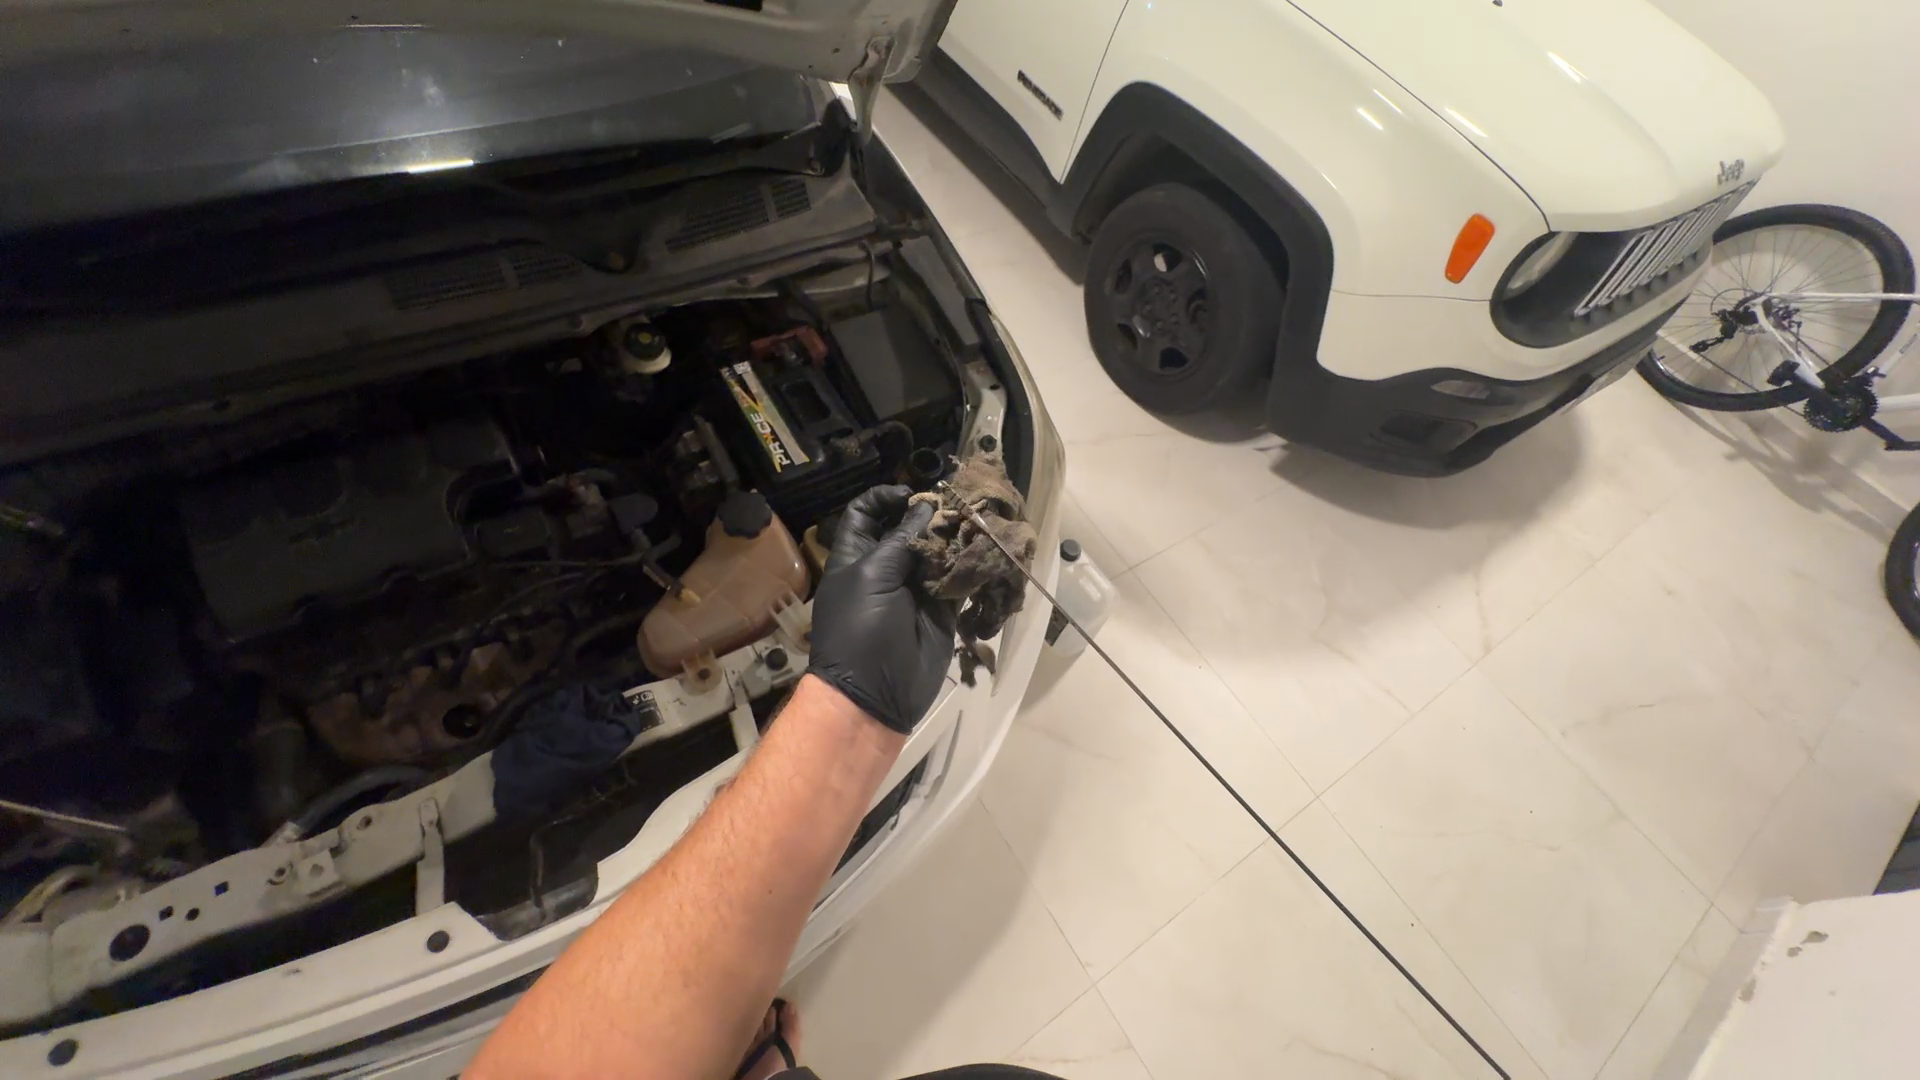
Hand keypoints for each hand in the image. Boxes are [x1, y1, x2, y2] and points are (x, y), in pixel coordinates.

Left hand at [807, 485, 954, 732]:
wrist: (875, 695)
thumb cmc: (861, 630)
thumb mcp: (874, 576)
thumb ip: (902, 540)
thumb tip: (927, 507)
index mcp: (857, 556)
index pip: (866, 513)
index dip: (885, 498)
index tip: (912, 495)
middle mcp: (886, 567)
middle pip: (909, 529)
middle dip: (931, 515)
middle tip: (959, 505)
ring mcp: (916, 589)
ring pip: (938, 552)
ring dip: (956, 537)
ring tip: (978, 522)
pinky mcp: (942, 609)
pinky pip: (958, 579)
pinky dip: (971, 565)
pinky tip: (986, 550)